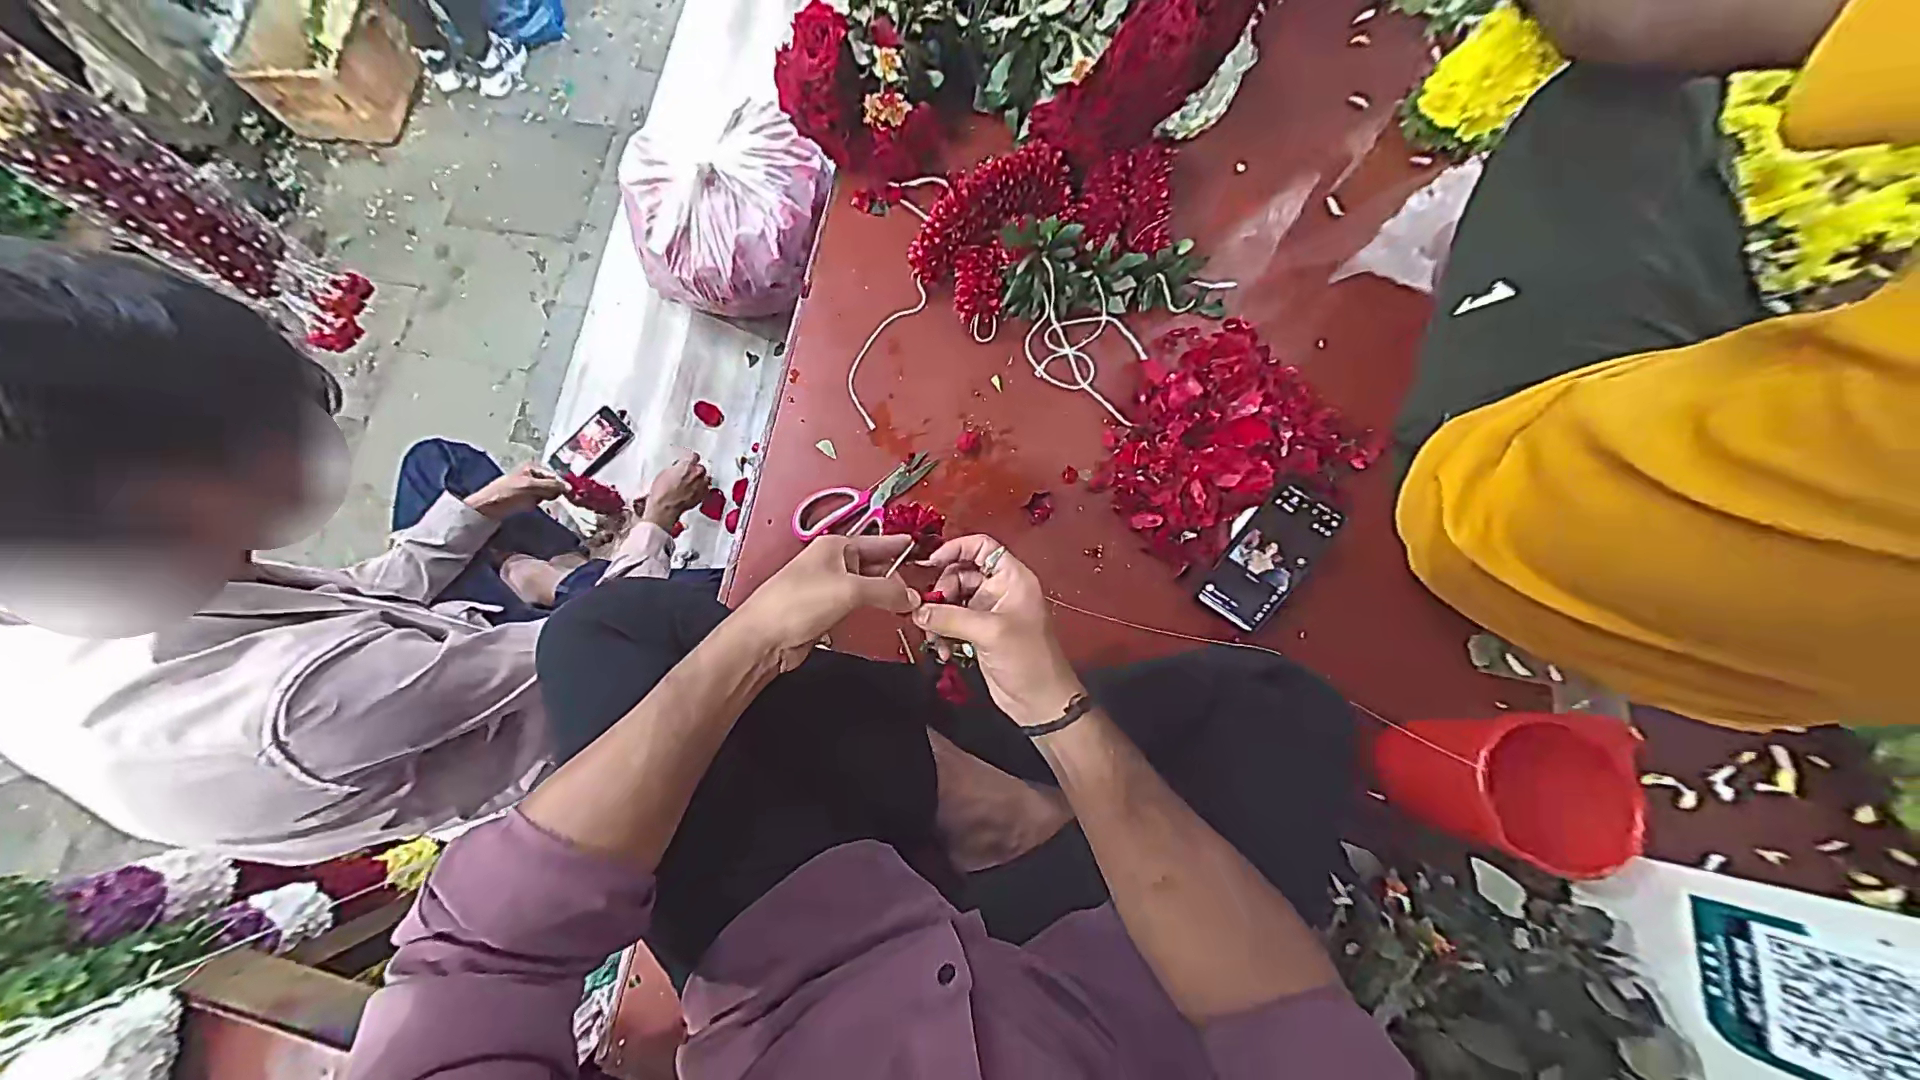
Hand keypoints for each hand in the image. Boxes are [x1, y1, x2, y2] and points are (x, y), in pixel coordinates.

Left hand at [465, 462, 568, 519]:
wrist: (486, 508)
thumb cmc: (506, 494)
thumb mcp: (530, 486)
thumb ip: (552, 486)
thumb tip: (571, 488)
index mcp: (532, 467)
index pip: (556, 476)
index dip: (562, 485)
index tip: (569, 495)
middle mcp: (533, 474)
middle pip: (554, 484)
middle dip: (556, 492)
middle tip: (551, 498)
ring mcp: (530, 486)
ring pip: (550, 492)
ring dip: (550, 498)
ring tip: (541, 502)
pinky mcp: (528, 497)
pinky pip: (543, 499)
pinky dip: (544, 503)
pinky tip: (538, 506)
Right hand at [639, 452, 710, 528]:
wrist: (665, 507)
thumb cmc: (662, 492)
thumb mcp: (665, 473)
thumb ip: (677, 467)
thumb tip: (680, 467)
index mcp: (687, 465)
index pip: (694, 456)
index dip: (690, 458)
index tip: (688, 459)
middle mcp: (697, 473)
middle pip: (700, 467)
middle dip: (694, 469)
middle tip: (688, 473)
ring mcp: (702, 484)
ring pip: (705, 477)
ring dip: (699, 479)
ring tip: (691, 483)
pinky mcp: (704, 494)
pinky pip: (706, 487)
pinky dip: (701, 487)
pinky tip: (694, 490)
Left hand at [733, 533, 919, 671]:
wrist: (763, 639)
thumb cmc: (796, 604)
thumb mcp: (850, 591)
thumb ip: (885, 591)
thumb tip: (911, 596)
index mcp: (835, 547)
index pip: (877, 542)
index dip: (900, 546)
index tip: (922, 548)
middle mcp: (833, 563)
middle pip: (875, 565)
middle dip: (898, 575)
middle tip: (924, 585)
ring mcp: (829, 587)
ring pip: (868, 587)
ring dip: (887, 595)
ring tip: (912, 602)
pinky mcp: (826, 611)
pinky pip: (858, 605)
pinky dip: (874, 608)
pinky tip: (888, 614)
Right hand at [913, 535, 1084, 726]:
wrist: (1039, 702)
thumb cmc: (1028, 660)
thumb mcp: (989, 632)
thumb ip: (950, 617)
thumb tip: (918, 609)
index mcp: (1012, 578)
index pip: (982, 547)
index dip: (955, 549)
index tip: (931, 563)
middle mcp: (999, 590)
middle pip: (960, 573)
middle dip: (941, 590)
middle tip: (929, 609)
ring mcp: (988, 612)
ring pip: (952, 599)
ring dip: (938, 616)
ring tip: (934, 635)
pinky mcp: (978, 633)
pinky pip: (952, 622)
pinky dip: (943, 632)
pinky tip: (944, 650)